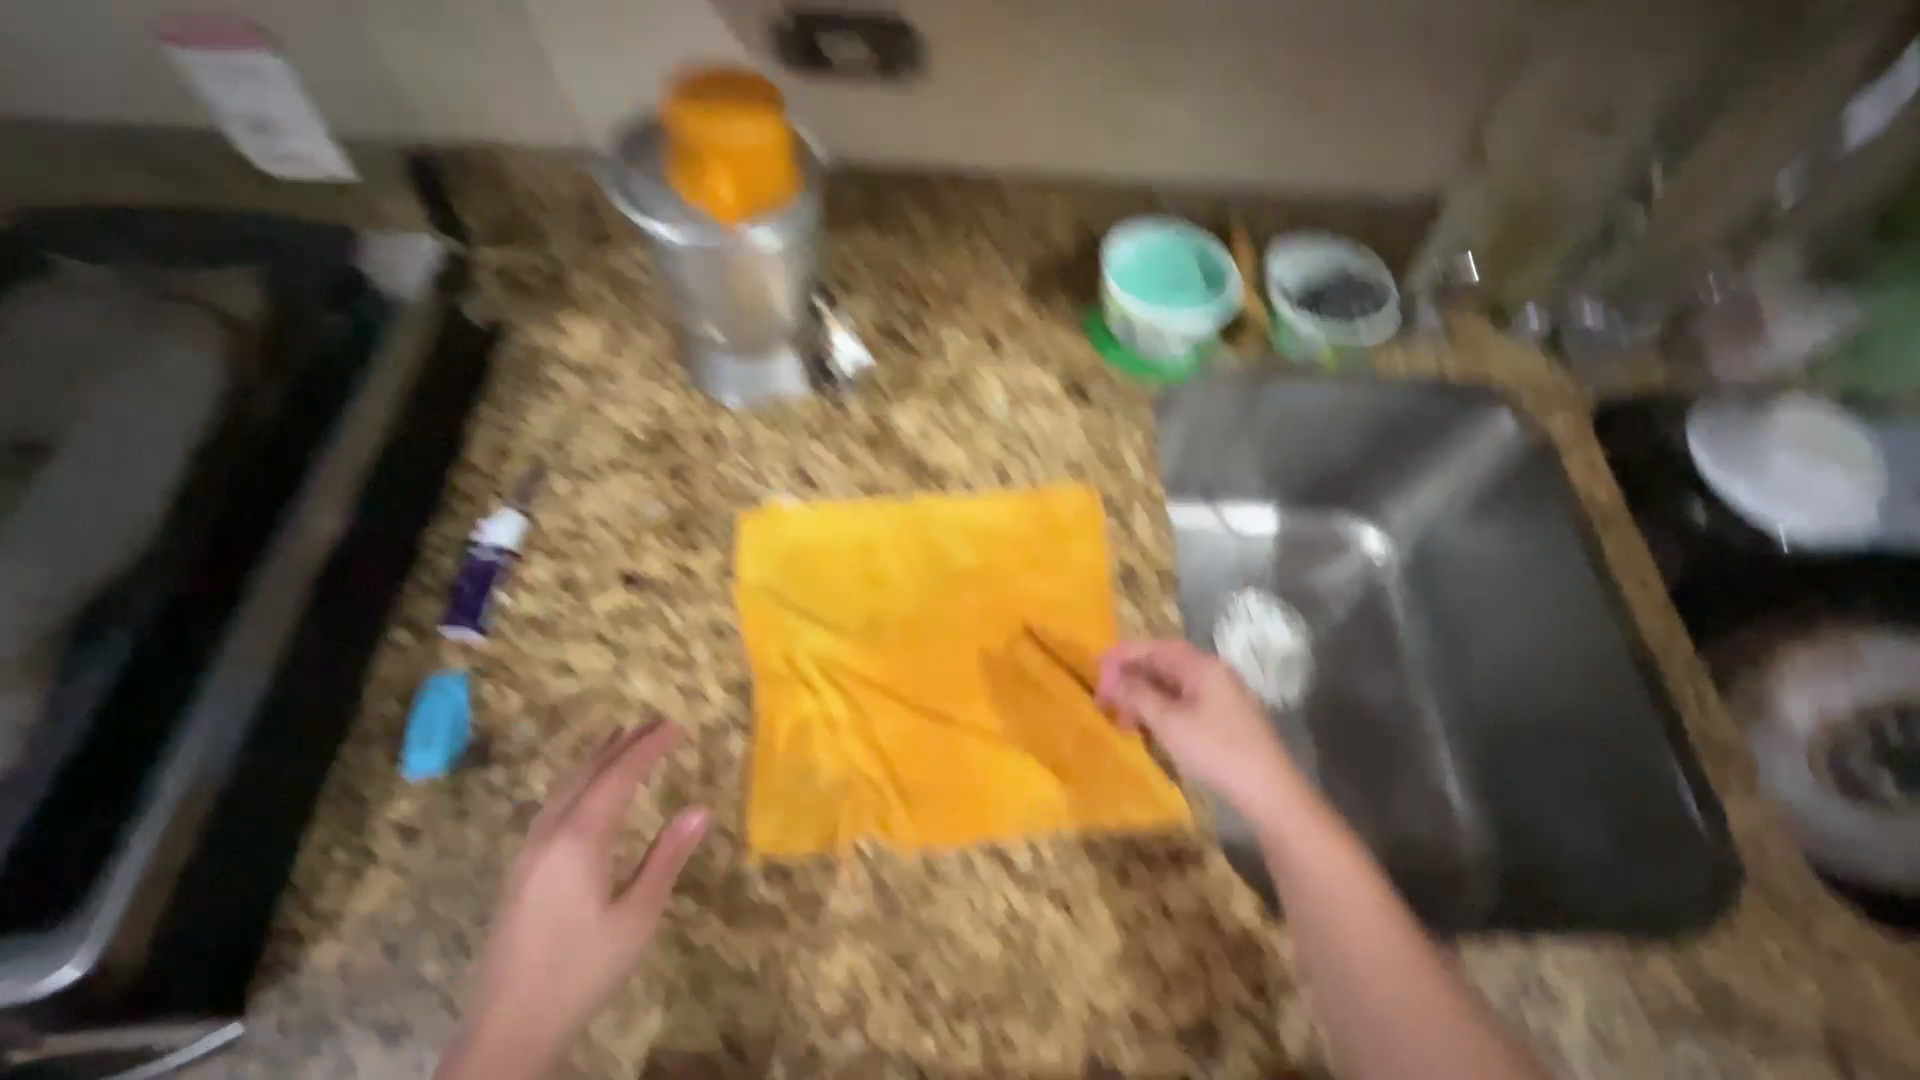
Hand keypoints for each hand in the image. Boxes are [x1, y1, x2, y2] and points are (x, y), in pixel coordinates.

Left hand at [439, 721, 709, 1079]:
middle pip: (588, 775)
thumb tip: (702, 808)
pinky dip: (576, 783)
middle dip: (621, 745)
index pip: (619, 777)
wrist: (510, 1024)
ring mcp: (528, 852)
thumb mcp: (638, 916)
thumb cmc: (583, 969)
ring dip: (595, 761)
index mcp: (580, 840)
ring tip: (618, 741)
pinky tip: (582, 793)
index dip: (648, 748)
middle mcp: (550, 834)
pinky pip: (551, 806)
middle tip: (652, 722)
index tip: (675, 725)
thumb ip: (667, 858)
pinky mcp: (520, 870)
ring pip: (563, 789)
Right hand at [1097, 639, 1301, 815]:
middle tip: (1104, 698)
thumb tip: (1113, 678)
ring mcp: (1221, 695)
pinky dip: (1160, 709)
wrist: (1268, 790)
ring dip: (1143, 696)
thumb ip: (1138, 695)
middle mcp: (1213, 673)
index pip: (1155, 647)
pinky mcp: (1224, 717)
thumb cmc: (1216, 751)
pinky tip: (1148, 729)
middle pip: (1164, 663)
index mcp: (1202, 666)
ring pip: (1173, 685)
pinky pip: (1184, 701)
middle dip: (1130, 677)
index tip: (1096, 669)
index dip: (1123, 655)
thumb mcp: (1170, 723)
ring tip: (1122, 719)